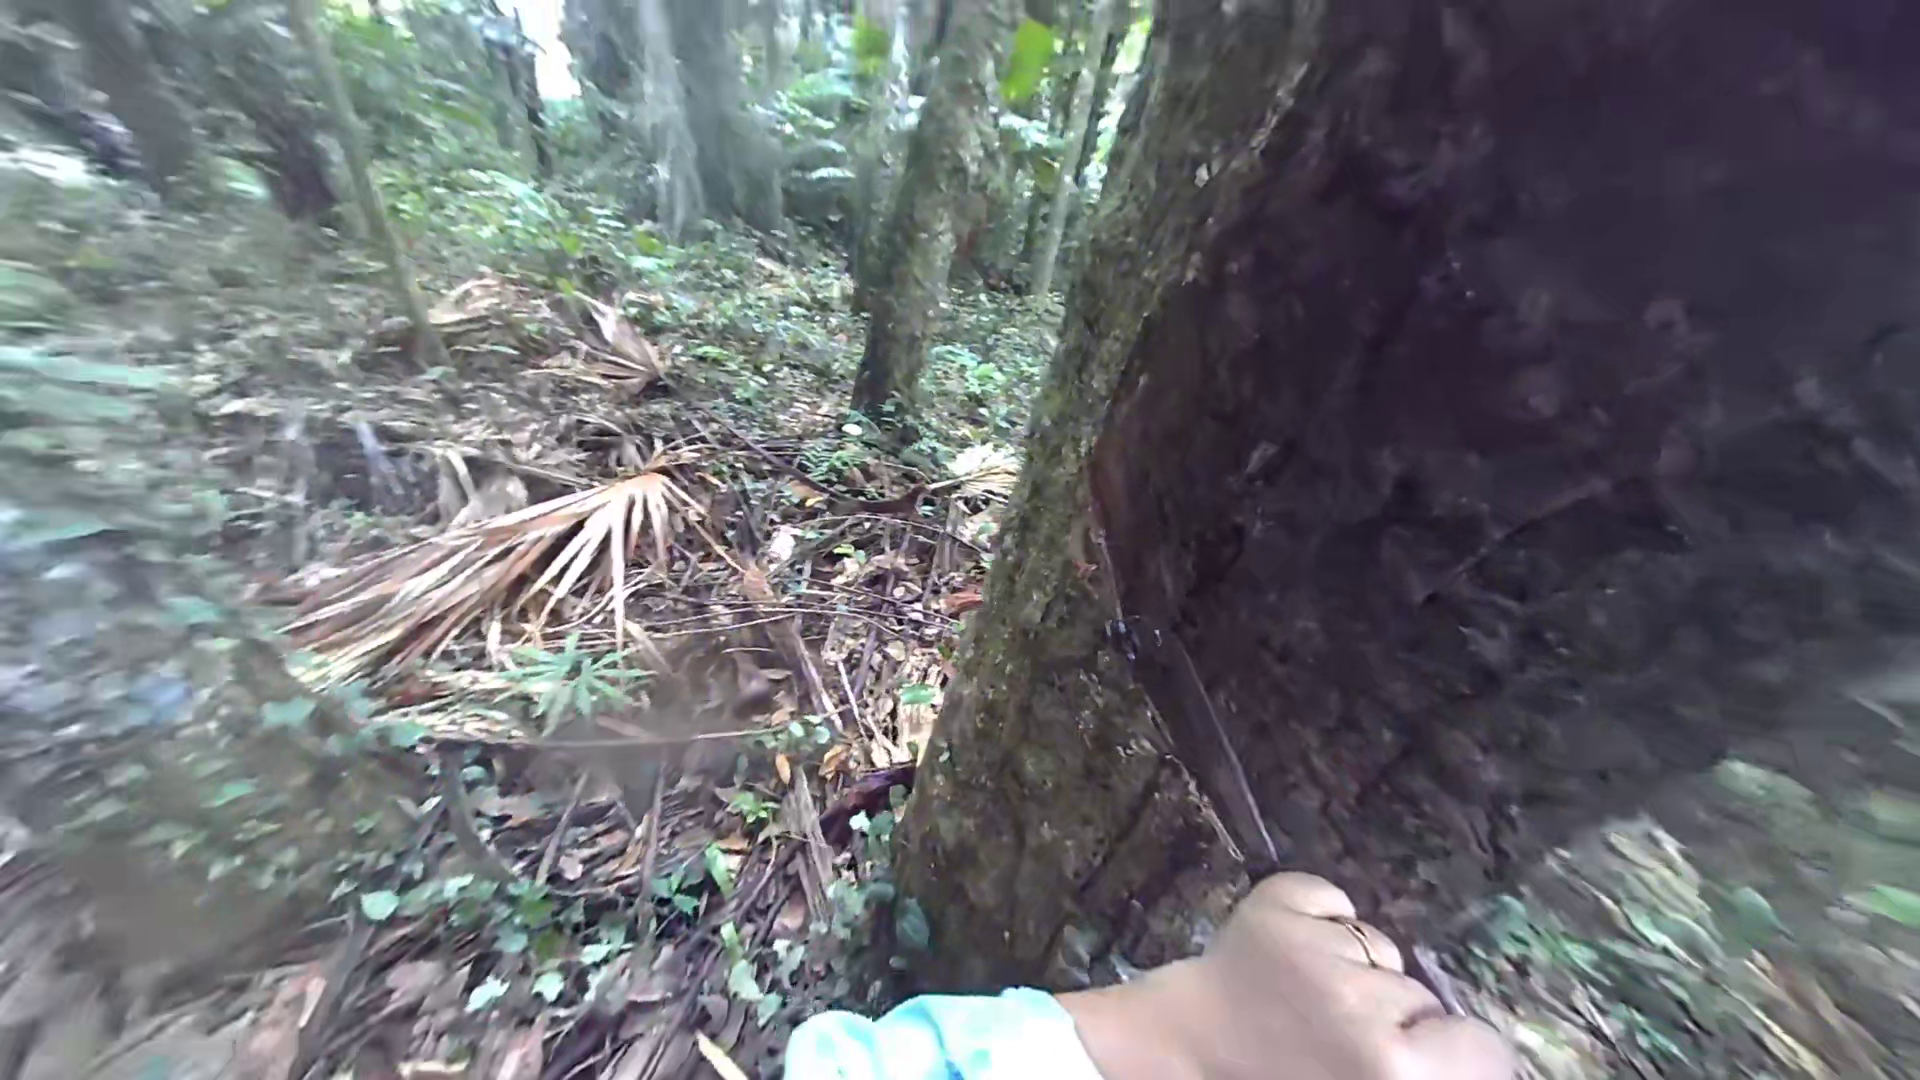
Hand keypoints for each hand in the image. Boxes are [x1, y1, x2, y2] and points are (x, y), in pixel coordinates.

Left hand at [1056, 873, 1513, 1079]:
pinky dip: (1318, 909)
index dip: (1456, 1047)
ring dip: (1352, 959)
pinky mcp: (1272, 904)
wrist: (1191, 1043)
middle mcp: (1361, 1003)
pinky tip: (1295, 939)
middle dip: (1391, 1006)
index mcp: (1396, 1071)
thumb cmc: (1279, 1079)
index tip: (1424, 1048)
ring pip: (1373, 941)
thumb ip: (1421, 1070)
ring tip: (1310, 987)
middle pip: (1419, 991)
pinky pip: (1327, 895)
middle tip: (1343, 1025)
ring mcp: (1312, 945)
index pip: (1482, 1044)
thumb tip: (1473, 1048)